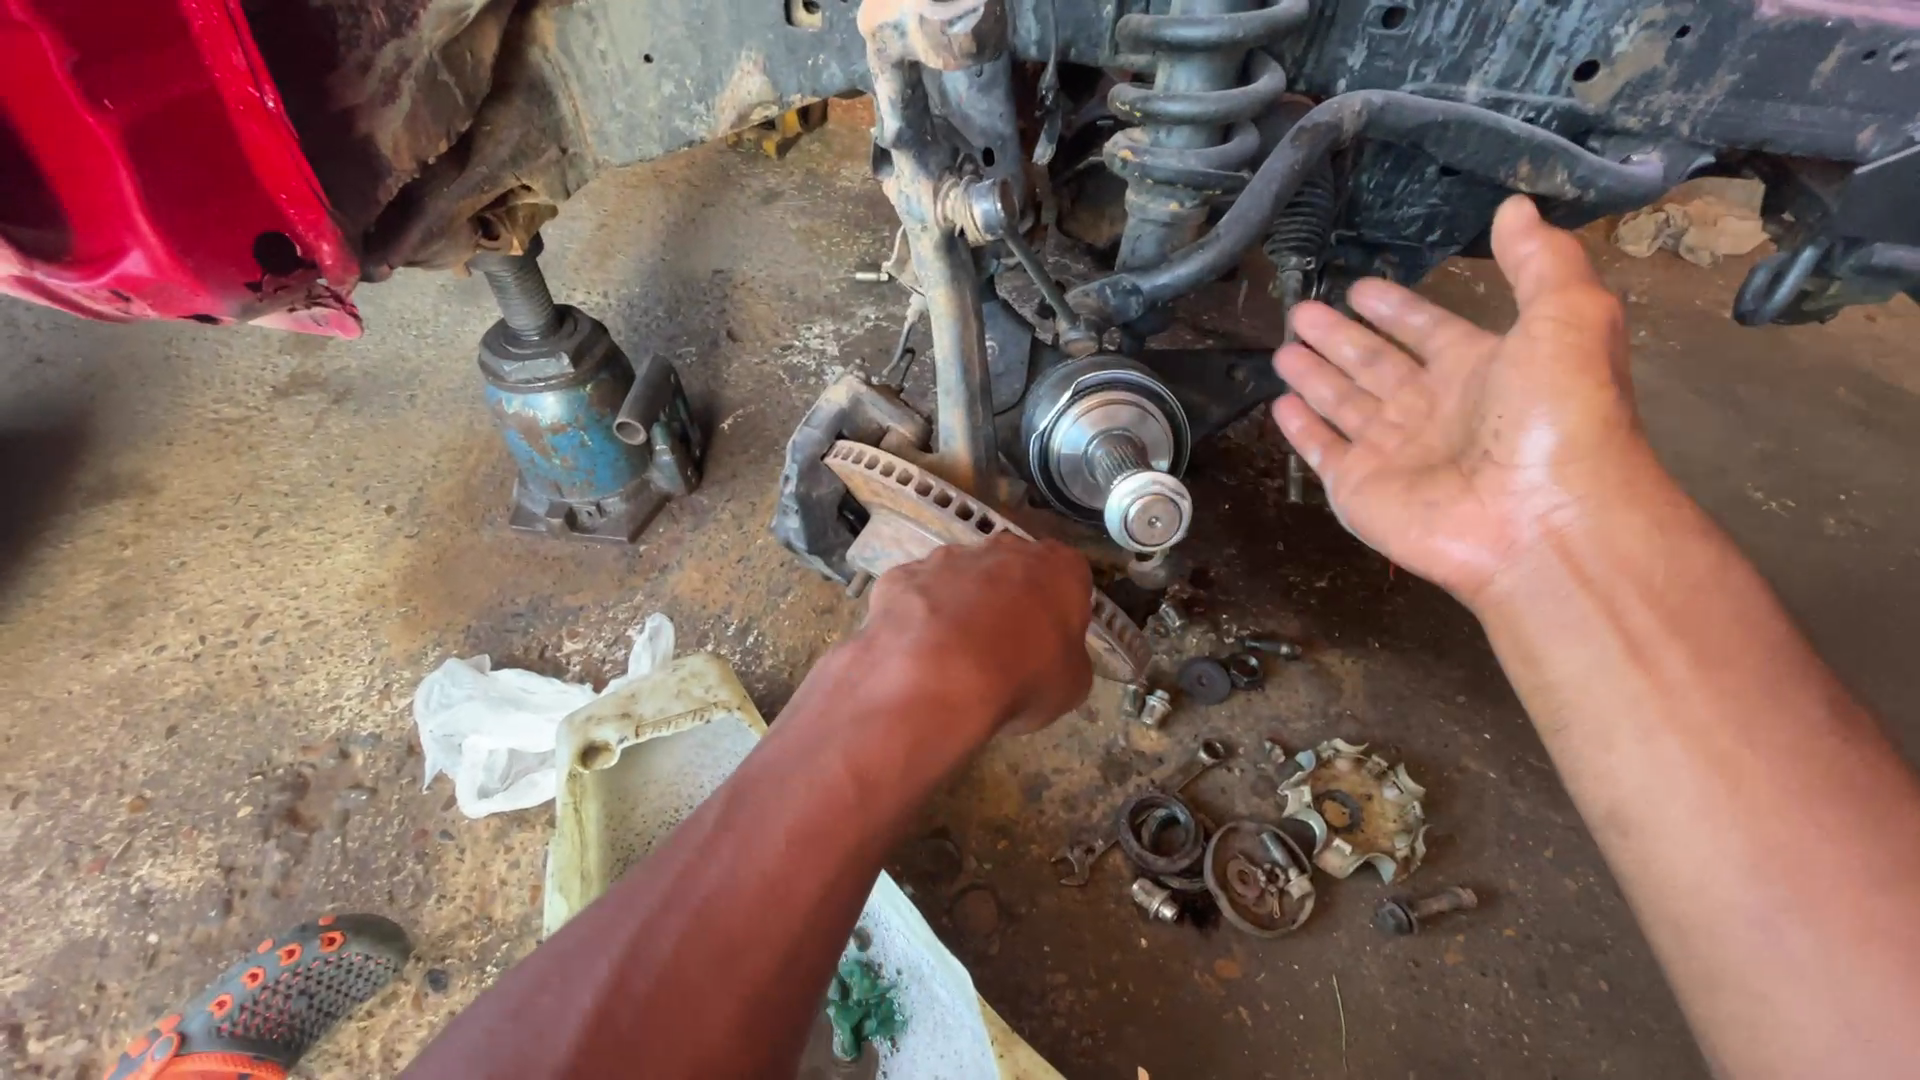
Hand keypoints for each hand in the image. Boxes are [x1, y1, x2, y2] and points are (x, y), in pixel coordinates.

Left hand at [857, 536, 1092, 734]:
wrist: (938, 676)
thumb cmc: (1022, 676)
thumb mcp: (1071, 684)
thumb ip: (1066, 657)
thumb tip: (1053, 657)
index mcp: (1057, 567)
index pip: (1069, 578)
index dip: (1059, 611)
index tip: (1049, 642)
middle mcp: (1003, 549)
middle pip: (1011, 570)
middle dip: (1008, 601)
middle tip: (1002, 650)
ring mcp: (947, 557)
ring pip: (960, 578)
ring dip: (960, 607)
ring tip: (953, 657)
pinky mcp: (902, 575)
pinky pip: (916, 595)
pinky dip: (918, 618)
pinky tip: (916, 653)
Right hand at [1271, 195, 1664, 607]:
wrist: (1539, 518)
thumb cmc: (1557, 415)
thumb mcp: (1569, 317)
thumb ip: (1539, 262)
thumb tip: (1514, 206)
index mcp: (1480, 369)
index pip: (1427, 330)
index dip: (1396, 309)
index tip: (1361, 286)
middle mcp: (1431, 408)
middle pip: (1373, 364)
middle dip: (1339, 337)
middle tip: (1302, 311)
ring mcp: (1391, 451)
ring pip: (1341, 403)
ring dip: (1313, 376)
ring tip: (1282, 349)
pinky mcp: (1357, 487)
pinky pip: (1321, 450)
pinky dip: (1300, 429)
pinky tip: (1280, 405)